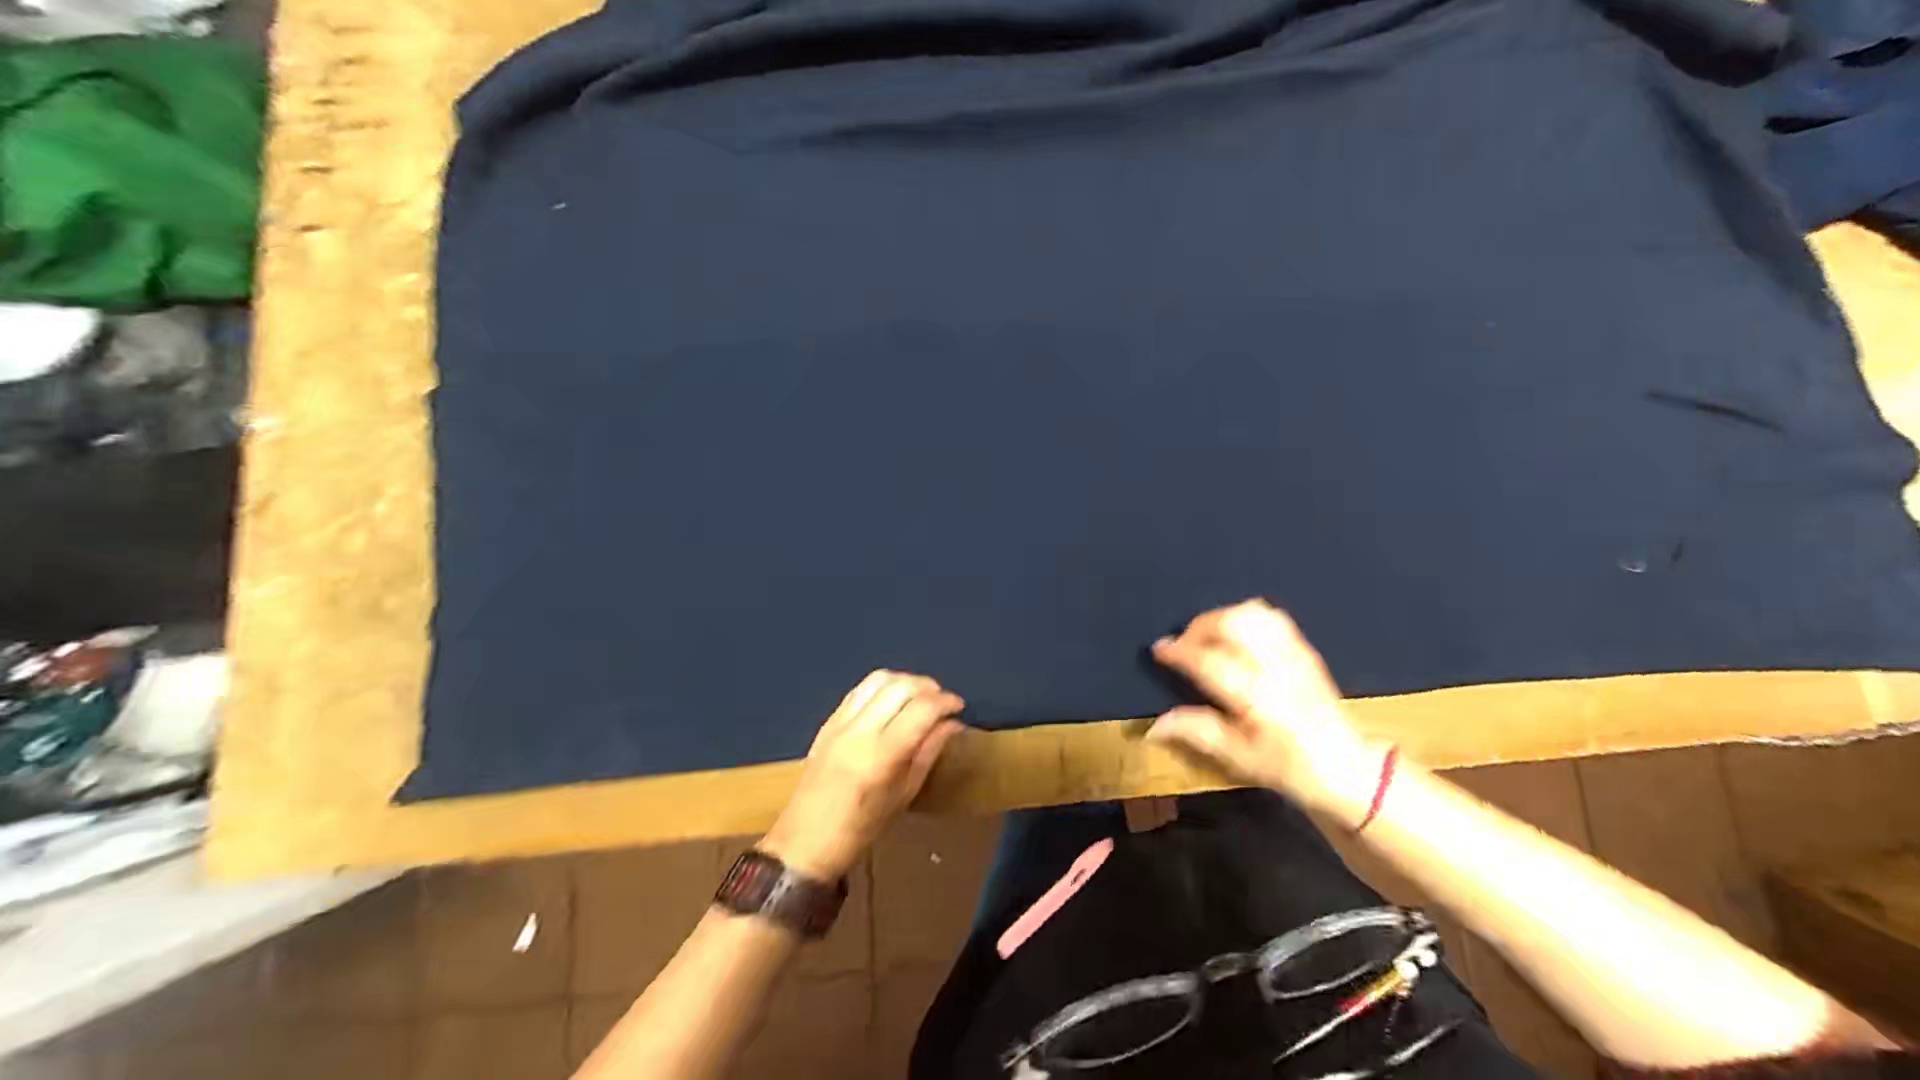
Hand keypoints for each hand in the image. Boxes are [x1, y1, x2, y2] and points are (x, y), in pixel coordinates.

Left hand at [761, 670, 966, 881]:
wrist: (806, 842)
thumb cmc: (862, 828)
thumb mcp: (905, 794)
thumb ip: (929, 751)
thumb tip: (952, 723)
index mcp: (881, 755)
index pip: (921, 708)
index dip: (945, 702)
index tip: (959, 707)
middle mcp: (859, 730)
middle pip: (901, 686)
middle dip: (928, 687)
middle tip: (942, 701)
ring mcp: (839, 723)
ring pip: (878, 680)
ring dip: (905, 681)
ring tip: (920, 696)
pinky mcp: (827, 722)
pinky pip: (859, 690)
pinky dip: (882, 687)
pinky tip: (892, 701)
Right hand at [1148, 599, 1389, 826]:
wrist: (1346, 767)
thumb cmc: (1289, 767)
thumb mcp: (1240, 758)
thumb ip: (1198, 733)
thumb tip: (1155, 725)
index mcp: (1259, 699)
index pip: (1210, 662)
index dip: (1179, 652)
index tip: (1159, 650)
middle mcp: (1278, 669)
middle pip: (1232, 624)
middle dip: (1199, 627)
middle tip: (1183, 644)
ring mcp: (1294, 655)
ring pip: (1253, 614)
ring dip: (1222, 618)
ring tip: (1207, 637)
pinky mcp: (1304, 650)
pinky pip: (1272, 617)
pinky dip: (1245, 617)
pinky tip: (1234, 634)